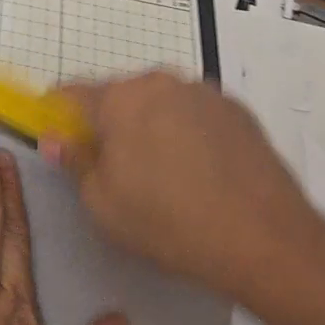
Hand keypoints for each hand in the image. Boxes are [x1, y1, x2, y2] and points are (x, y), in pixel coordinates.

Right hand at [42, 72, 324, 299]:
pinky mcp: (238, 110)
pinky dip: (187, 134)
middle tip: (114, 166)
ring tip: (163, 174)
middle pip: (118, 96)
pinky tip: (199, 174)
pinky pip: (195, 115)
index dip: (57, 112)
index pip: (71, 93)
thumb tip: (55, 139)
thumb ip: (75, 163)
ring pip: (160, 104)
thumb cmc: (170, 223)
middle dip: (109, 123)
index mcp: (118, 99)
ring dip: (150, 126)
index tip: (56, 134)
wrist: (268, 241)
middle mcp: (159, 82)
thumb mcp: (103, 204)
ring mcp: (203, 93)